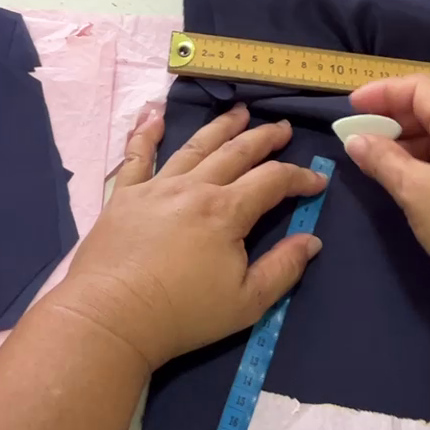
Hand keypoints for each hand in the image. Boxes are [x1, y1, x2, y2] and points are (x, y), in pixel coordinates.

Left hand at [44, 104, 327, 370]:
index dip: (300, 177)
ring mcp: (157, 187)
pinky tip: (154, 116)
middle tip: (282, 128)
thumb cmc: (183, 314)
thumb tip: (312, 240)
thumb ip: (283, 268)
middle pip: (237, 152)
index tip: (318, 181)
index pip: (273, 180)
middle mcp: (194, 188)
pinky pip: (137, 156)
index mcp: (227, 211)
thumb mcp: (247, 302)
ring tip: (238, 111)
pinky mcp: (124, 195)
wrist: (111, 318)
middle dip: (264, 138)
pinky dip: (147, 133)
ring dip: (220, 127)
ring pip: (195, 146)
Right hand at [342, 75, 429, 322]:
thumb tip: (354, 139)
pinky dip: (426, 162)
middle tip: (358, 138)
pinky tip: (407, 181)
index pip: (421, 89)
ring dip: (407, 143)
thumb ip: (382, 160)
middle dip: (392, 118)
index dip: (382, 92)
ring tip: (376, 162)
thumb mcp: (415, 191)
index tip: (351, 108)